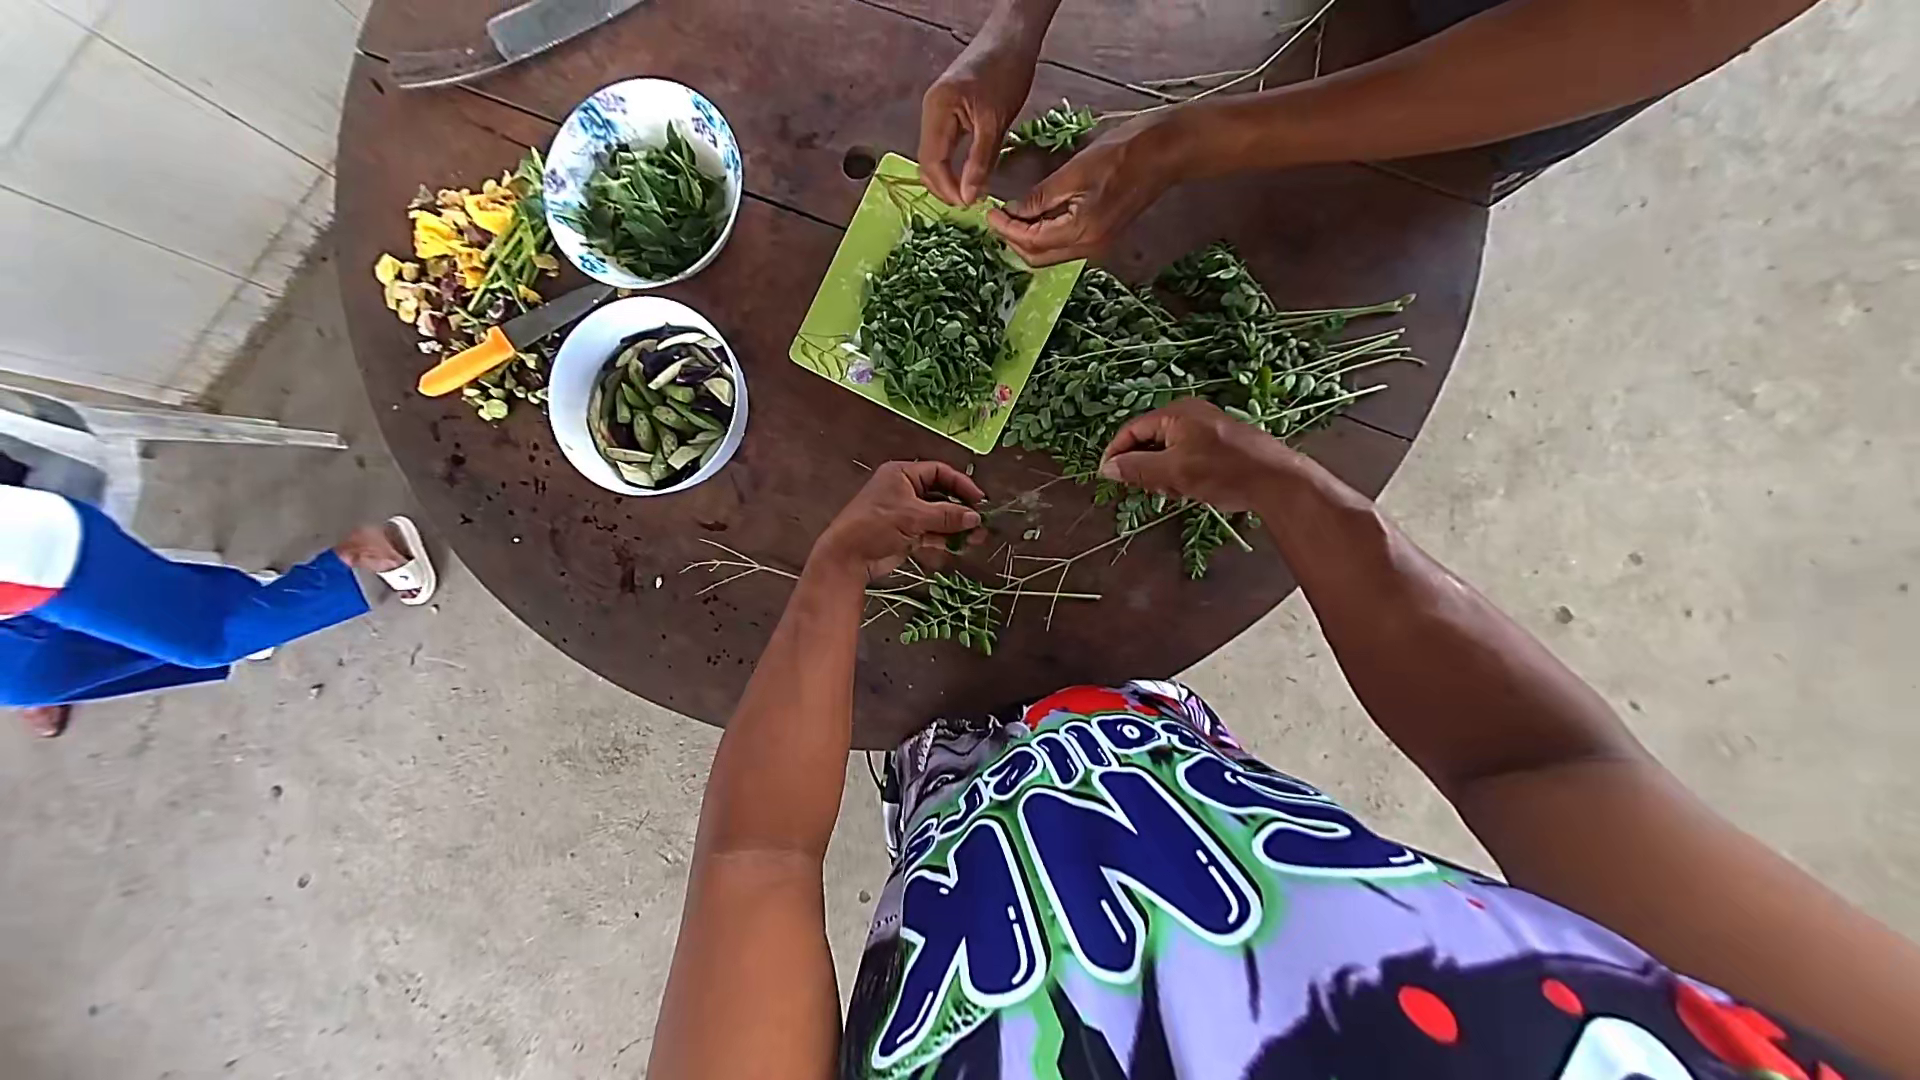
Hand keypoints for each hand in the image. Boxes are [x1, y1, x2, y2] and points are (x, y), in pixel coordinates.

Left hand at [813, 461, 987, 580]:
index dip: (961, 484)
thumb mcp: (913, 516)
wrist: (848, 557)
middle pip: (941, 494)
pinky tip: (961, 545)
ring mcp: (906, 513)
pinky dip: (946, 538)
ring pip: (939, 516)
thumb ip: (946, 516)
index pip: (939, 472)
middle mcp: (905, 490)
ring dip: (957, 526)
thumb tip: (975, 517)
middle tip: (981, 521)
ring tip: (977, 537)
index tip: (979, 499)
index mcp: (902, 474)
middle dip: (961, 509)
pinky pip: (933, 532)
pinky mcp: (907, 533)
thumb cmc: (874, 525)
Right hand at [918, 32, 1040, 205]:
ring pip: (933, 158)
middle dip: (944, 187)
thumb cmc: (1006, 72)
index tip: (967, 205)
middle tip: (969, 203)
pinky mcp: (945, 114)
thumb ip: (980, 162)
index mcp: (938, 110)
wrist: (1011, 37)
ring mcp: (935, 112)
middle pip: (927, 163)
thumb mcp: (995, 122)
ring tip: (969, 193)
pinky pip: (942, 148)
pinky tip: (967, 176)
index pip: (933, 162)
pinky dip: (951, 167)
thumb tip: (968, 197)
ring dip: (947, 180)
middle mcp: (930, 111)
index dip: (947, 189)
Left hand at [988, 113, 1179, 265]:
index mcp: (1081, 232)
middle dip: (1013, 240)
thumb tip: (1013, 211)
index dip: (1007, 229)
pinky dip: (1044, 236)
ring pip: (1049, 255)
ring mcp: (1095, 248)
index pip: (1031, 242)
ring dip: (1027, 240)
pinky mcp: (1100, 239)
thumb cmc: (1125, 152)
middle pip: (1038, 258)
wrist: (1167, 152)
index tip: (990, 213)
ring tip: (1011, 217)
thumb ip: (1041, 197)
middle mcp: (1088, 249)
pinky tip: (1034, 217)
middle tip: (997, 217)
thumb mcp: (1075, 171)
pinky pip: (1064, 246)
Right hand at [1097, 399, 1299, 512]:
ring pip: (1166, 451)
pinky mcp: (1217, 442)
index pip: (1131, 430)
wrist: (1277, 480)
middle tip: (1151, 489)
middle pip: (1148, 440)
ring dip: (1162, 474)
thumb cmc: (1224, 472)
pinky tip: (1191, 489)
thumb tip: (1108, 468)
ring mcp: (1205, 427)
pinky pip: (1185, 455)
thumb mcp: (1173, 472)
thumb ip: (1136, 469)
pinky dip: (1179, 473)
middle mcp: (1189, 413)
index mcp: (1176, 413)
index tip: (1108, 477)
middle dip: (1144, 467)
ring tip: (1176, 491)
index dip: (1116, 453)